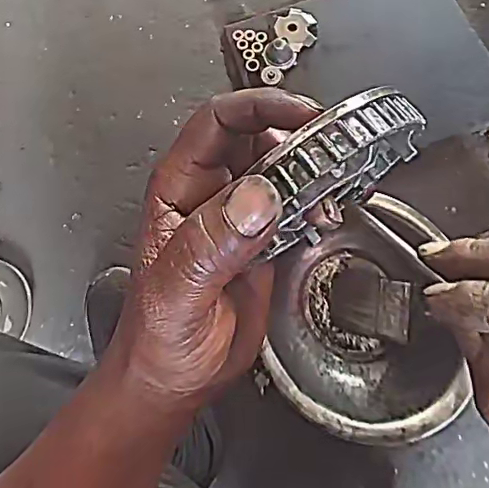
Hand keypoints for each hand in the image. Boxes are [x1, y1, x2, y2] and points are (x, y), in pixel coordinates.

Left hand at [112, 89, 320, 409]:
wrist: (174, 380)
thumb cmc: (155, 339)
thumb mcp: (175, 294)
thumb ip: (210, 246)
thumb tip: (255, 199)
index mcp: (180, 188)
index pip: (219, 121)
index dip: (262, 108)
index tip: (303, 115)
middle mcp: (213, 192)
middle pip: (260, 135)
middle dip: (298, 135)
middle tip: (331, 148)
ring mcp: (243, 215)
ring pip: (285, 167)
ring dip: (314, 169)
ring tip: (333, 183)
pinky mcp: (269, 239)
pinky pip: (300, 205)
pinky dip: (320, 203)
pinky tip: (325, 217)